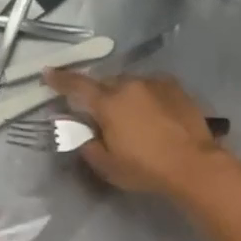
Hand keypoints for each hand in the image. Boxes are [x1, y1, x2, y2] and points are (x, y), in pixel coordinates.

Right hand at [41, 70, 226, 196]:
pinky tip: (153, 112)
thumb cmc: (145, 168)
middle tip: (101, 112)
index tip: (47, 72)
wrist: (193, 164)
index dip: (60, 79)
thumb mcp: (107, 165)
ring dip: (125, 94)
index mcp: (108, 102)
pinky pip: (151, 86)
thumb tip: (72, 127)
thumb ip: (85, 143)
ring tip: (132, 116)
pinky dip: (146, 95)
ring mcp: (153, 82)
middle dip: (99, 94)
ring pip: (130, 83)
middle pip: (105, 83)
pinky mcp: (174, 86)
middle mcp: (128, 84)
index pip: (77, 86)